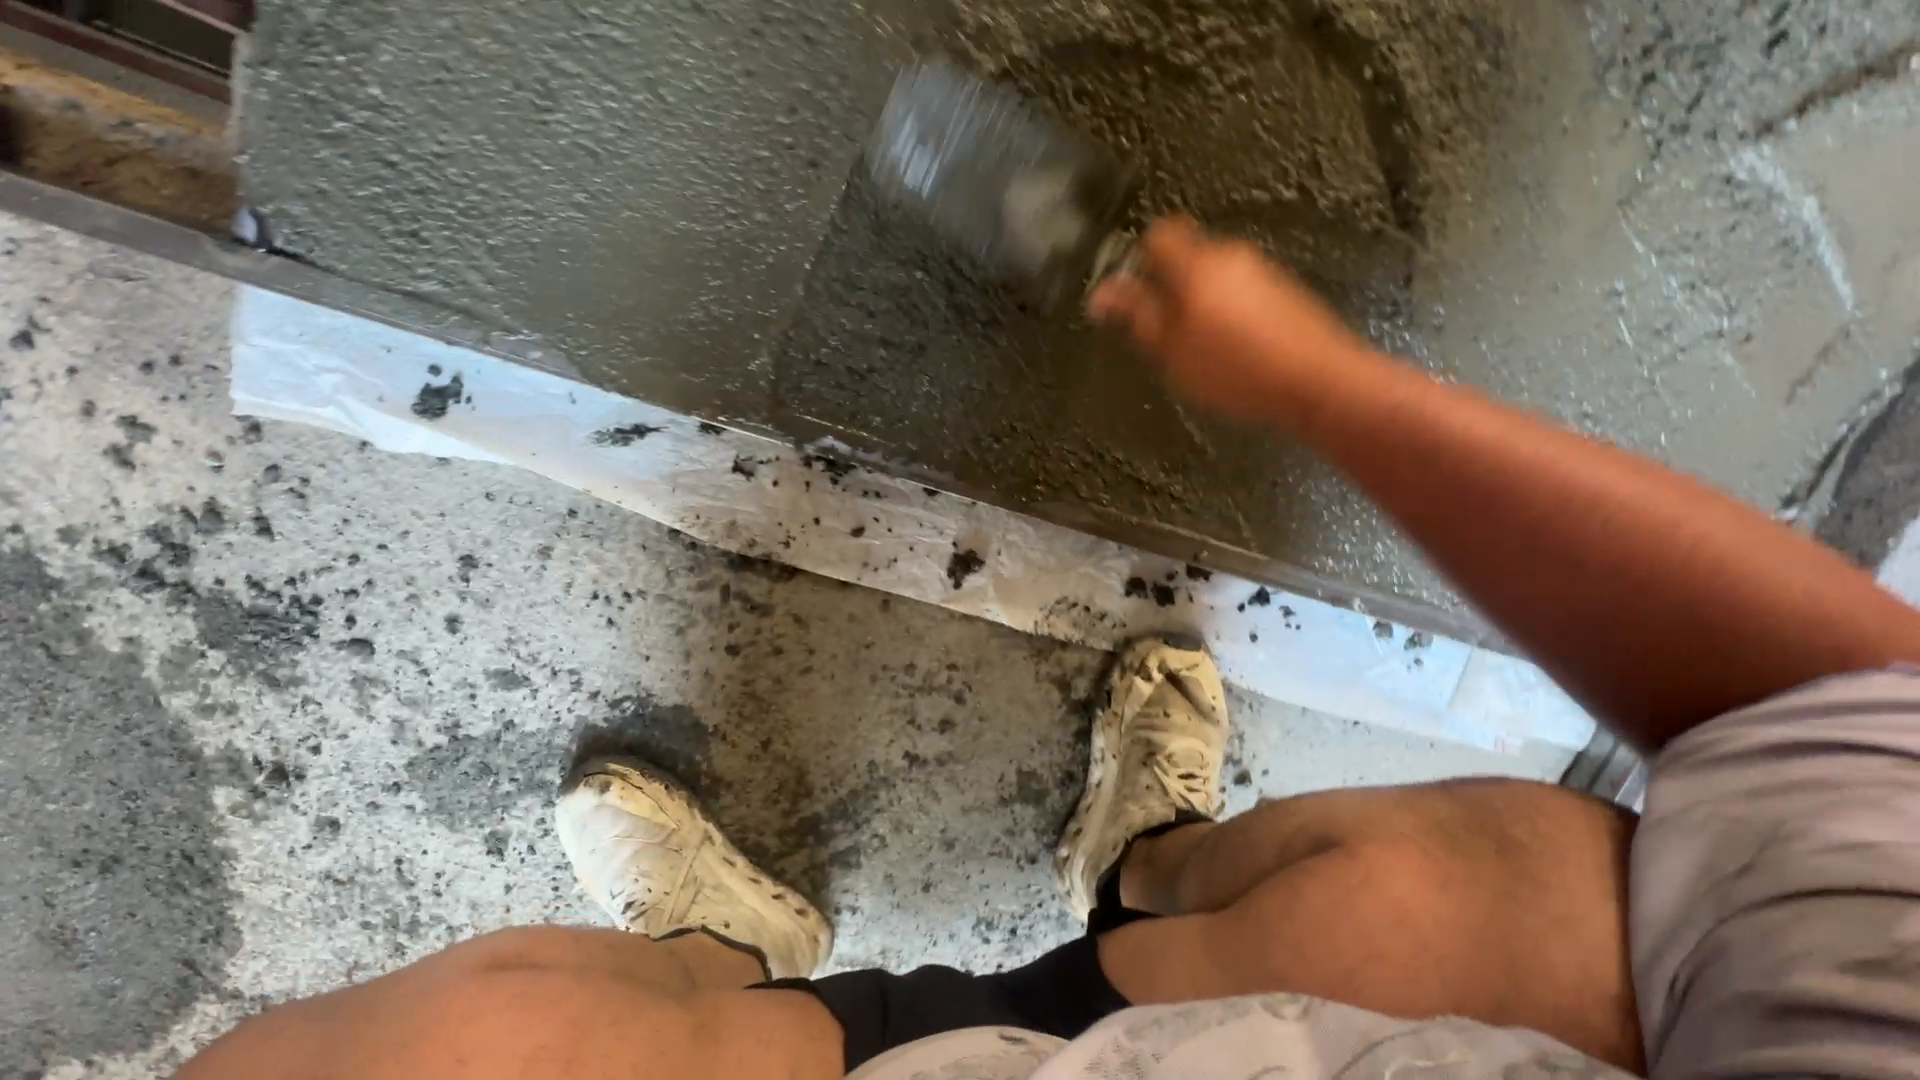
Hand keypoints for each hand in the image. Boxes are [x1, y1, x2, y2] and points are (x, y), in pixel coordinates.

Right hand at [1088, 218, 1368, 420]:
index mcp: (1196, 263)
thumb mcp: (1169, 350)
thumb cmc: (1236, 369)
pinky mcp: (1282, 291)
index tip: (1132, 295)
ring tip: (1196, 350)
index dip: (1137, 260)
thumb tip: (1102, 292)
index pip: (1156, 234)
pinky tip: (1230, 352)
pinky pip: (1239, 292)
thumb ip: (1135, 315)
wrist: (1315, 382)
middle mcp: (1230, 255)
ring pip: (1213, 276)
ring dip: (1197, 303)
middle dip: (1167, 288)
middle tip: (1159, 333)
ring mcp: (1261, 271)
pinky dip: (1226, 314)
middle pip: (1186, 255)